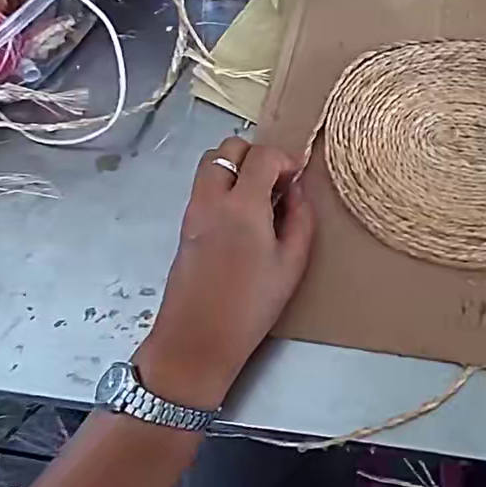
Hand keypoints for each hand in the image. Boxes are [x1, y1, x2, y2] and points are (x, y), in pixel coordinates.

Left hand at [136, 136, 315, 408]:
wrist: (197, 339)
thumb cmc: (252, 305)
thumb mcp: (292, 264)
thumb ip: (301, 219)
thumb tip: (296, 191)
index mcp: (243, 206)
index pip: (262, 156)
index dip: (285, 159)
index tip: (296, 179)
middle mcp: (212, 199)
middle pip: (229, 148)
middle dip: (257, 155)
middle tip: (276, 183)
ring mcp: (193, 210)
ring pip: (211, 162)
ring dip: (237, 167)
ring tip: (258, 197)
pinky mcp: (184, 224)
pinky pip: (203, 186)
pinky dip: (223, 184)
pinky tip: (241, 216)